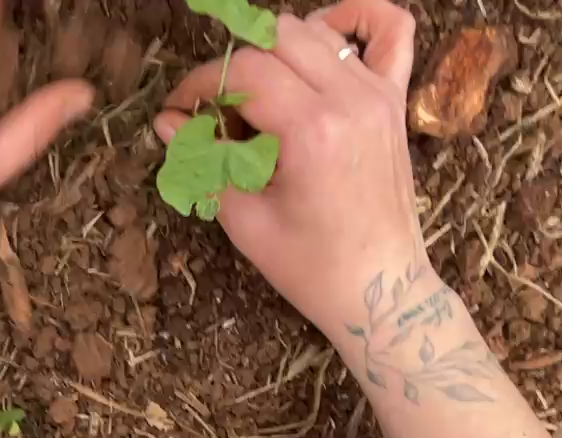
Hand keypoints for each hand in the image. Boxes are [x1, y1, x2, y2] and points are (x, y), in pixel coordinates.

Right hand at [154, 0, 427, 331]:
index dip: (199, 84)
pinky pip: (390, 31)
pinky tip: (324, 37)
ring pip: (317, 32)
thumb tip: (166, 125)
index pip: (243, 71)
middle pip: (276, 39)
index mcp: (309, 130)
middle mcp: (348, 98)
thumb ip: (205, 164)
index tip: (177, 110)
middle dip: (231, 66)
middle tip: (212, 110)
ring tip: (253, 95)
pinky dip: (355, 19)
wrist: (376, 287)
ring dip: (273, 51)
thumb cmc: (308, 267)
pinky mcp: (394, 101)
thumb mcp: (244, 222)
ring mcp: (377, 94)